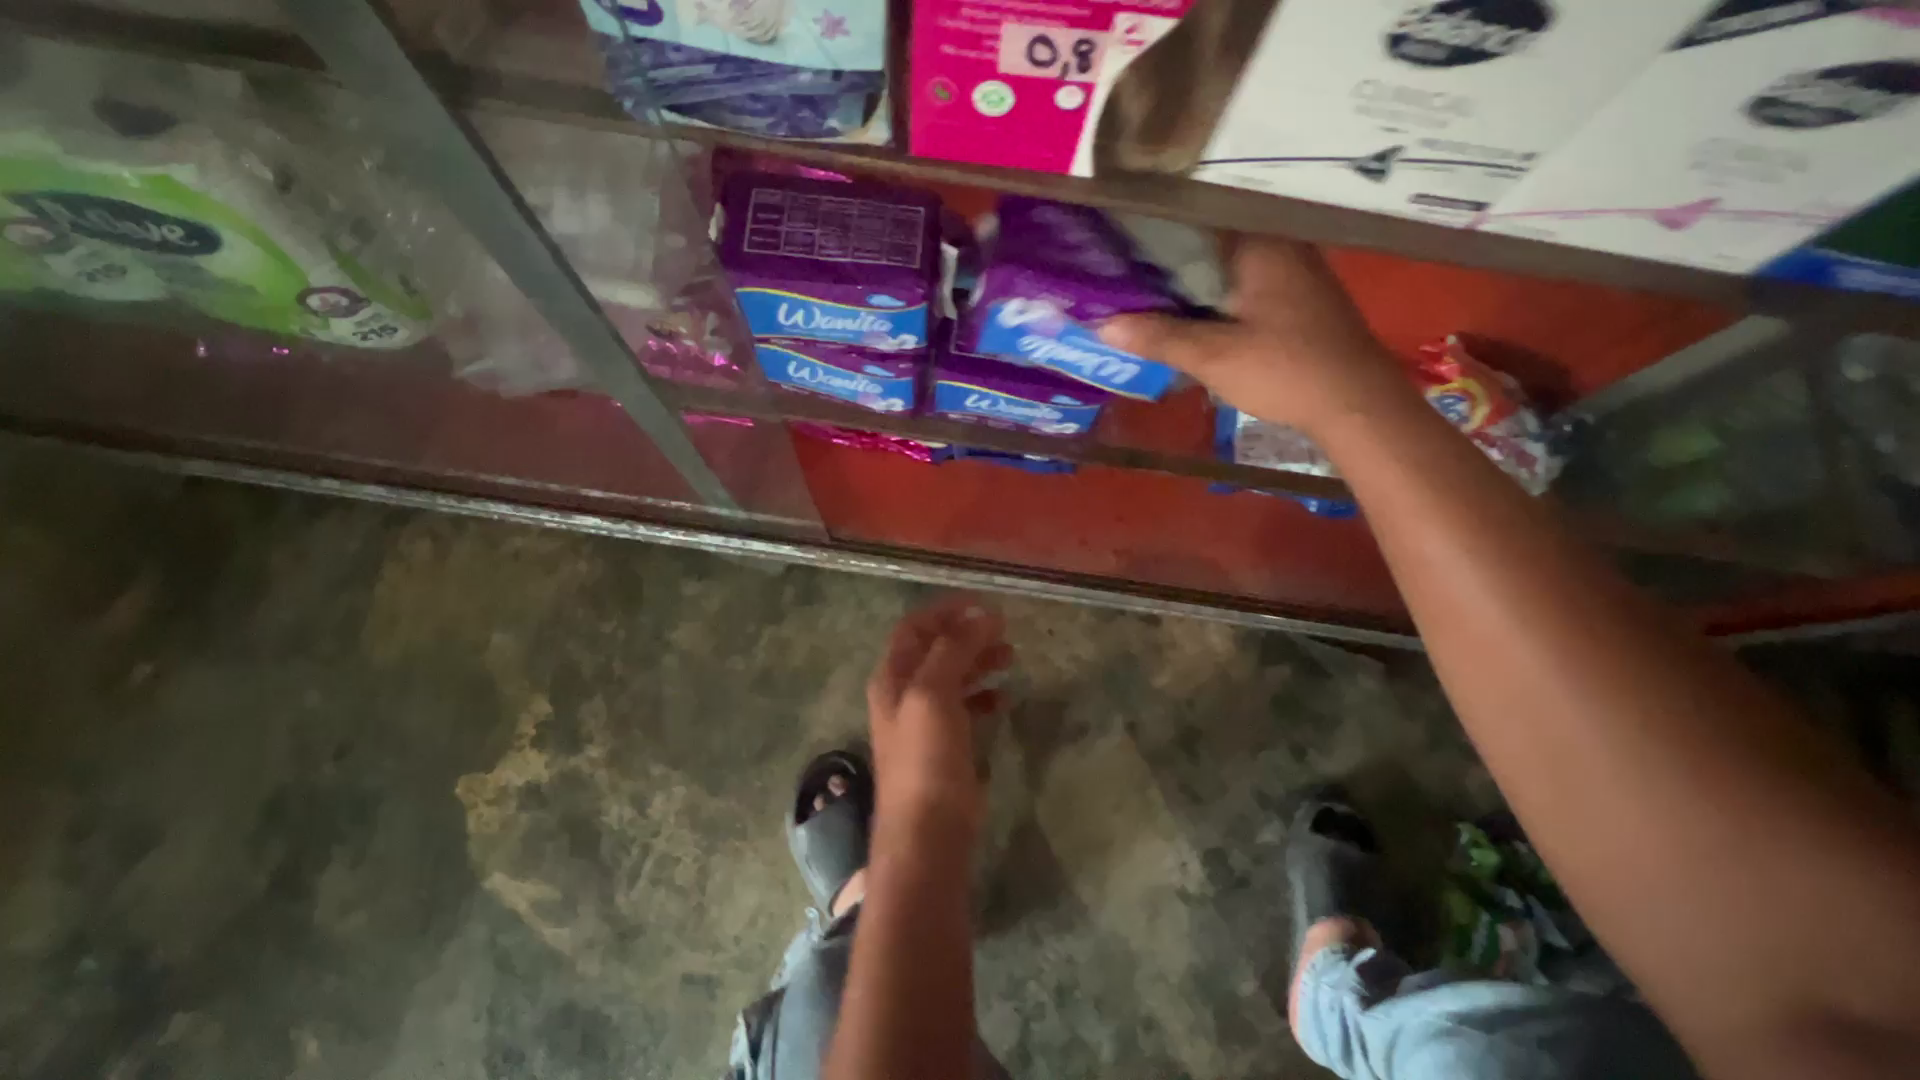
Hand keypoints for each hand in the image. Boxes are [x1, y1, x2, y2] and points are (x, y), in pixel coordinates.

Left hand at [865, 594, 1012, 830]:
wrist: (927, 833)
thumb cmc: (925, 759)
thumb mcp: (934, 694)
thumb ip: (953, 650)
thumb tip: (981, 615)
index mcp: (893, 678)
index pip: (915, 628)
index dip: (946, 611)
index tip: (985, 604)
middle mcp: (903, 697)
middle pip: (934, 651)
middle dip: (967, 635)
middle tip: (1005, 631)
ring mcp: (923, 725)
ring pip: (951, 679)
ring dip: (978, 663)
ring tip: (1010, 658)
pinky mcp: (944, 750)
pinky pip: (963, 710)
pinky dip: (982, 697)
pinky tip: (1003, 700)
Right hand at [1099, 235, 1412, 436]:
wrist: (1357, 403)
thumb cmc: (1285, 370)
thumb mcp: (1213, 357)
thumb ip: (1158, 336)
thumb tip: (1101, 324)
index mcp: (1256, 243)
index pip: (1189, 224)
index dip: (1147, 237)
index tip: (1110, 250)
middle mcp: (1278, 244)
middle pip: (1206, 246)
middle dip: (1165, 264)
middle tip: (1117, 277)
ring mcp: (1293, 269)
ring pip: (1225, 267)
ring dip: (1189, 283)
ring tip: (1141, 294)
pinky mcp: (1299, 296)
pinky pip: (1243, 284)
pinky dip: (1214, 296)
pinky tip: (1188, 314)